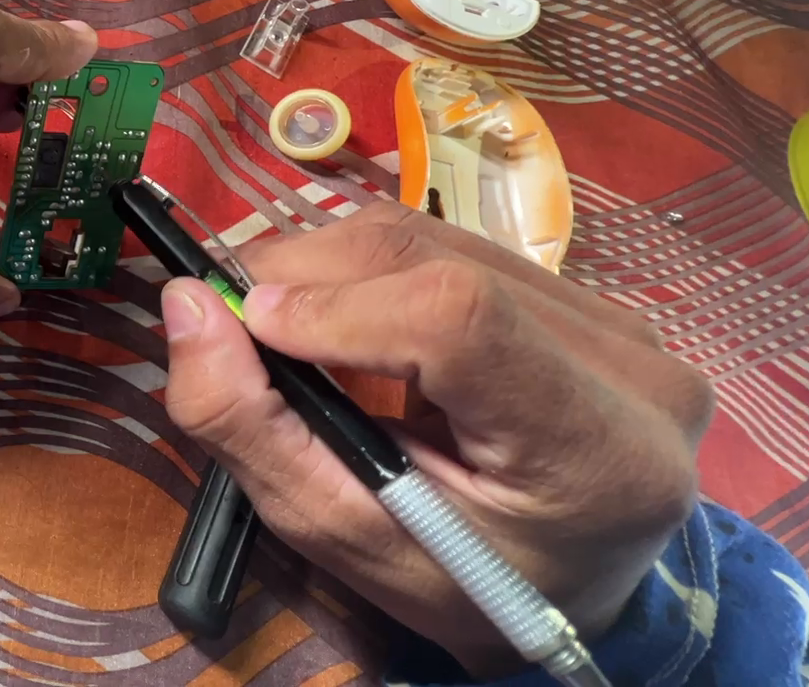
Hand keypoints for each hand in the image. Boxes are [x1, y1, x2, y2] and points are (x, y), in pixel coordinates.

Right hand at [161, 202, 713, 673]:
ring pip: (410, 230)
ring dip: (313, 263)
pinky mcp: (565, 286)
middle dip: (296, 274)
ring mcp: (603, 312)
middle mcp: (622, 360)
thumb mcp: (325, 527)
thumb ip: (242, 421)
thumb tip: (185, 298)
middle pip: (416, 254)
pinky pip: (425, 235)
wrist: (555, 578)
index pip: (455, 320)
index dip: (332, 309)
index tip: (251, 330)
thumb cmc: (444, 575)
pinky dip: (348, 262)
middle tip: (241, 323)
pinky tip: (340, 313)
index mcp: (592, 451)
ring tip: (288, 325)